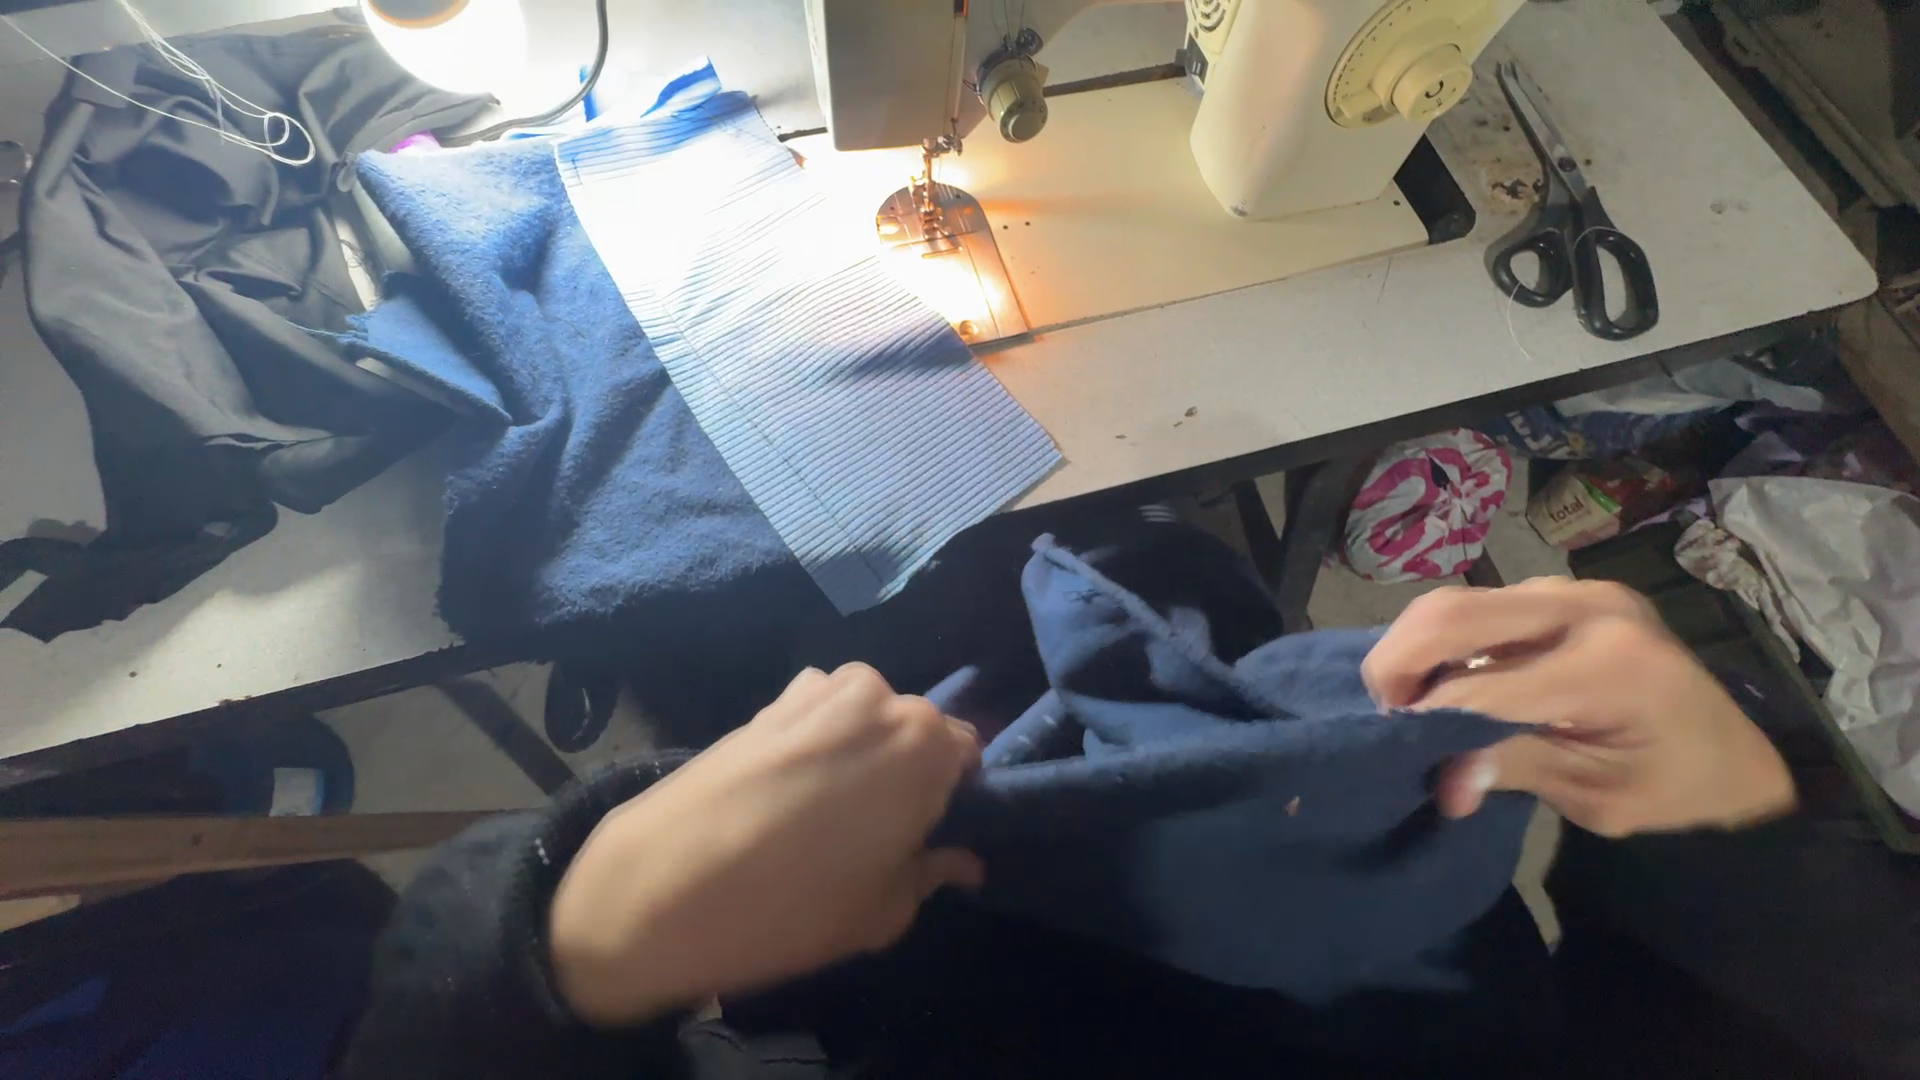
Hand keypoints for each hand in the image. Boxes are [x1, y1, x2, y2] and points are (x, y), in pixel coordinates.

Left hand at [548, 664, 983, 1025]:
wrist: (661, 880)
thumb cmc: (793, 903)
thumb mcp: (883, 909)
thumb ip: (934, 872)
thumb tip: (963, 858)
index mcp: (926, 742)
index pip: (968, 755)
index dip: (953, 796)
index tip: (928, 830)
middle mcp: (881, 696)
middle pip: (915, 731)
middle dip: (908, 768)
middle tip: (876, 823)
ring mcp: (822, 686)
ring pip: (867, 717)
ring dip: (862, 748)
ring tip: (824, 803)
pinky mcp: (774, 694)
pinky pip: (820, 712)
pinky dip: (819, 737)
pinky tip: (788, 783)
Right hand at [1362, 578, 1794, 836]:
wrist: (1732, 751)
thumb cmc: (1673, 785)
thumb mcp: (1600, 796)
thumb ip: (1516, 770)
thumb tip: (1446, 783)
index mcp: (1612, 667)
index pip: (1484, 686)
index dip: (1430, 718)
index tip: (1400, 750)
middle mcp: (1586, 608)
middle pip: (1452, 614)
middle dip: (1397, 663)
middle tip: (1385, 708)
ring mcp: (1569, 590)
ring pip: (1451, 602)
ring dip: (1411, 647)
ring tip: (1405, 695)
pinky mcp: (1553, 590)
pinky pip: (1471, 604)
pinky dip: (1437, 639)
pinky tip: (1437, 675)